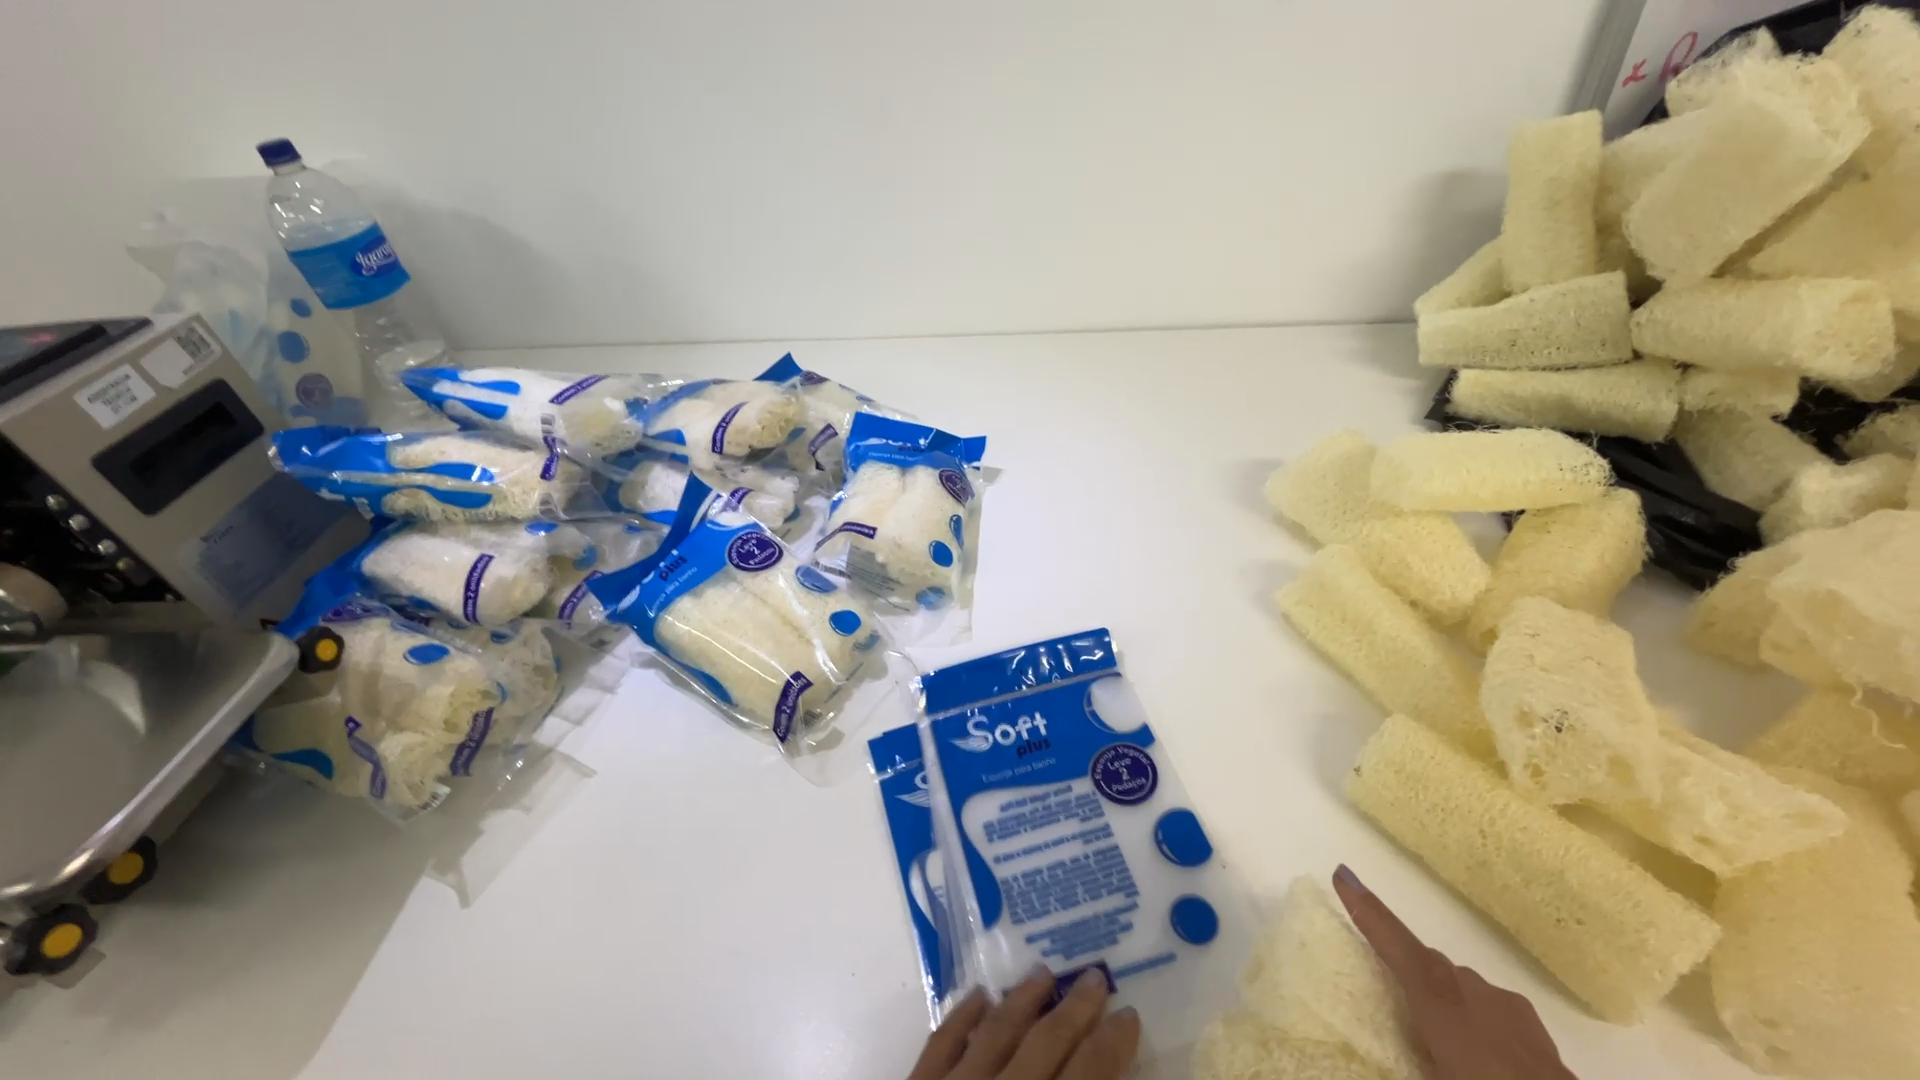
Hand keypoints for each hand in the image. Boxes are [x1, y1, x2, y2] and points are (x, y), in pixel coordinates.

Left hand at [906, 967, 1141, 1079]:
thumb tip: (1118, 1067)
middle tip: (1095, 976)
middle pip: (1046, 1043)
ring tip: (1043, 972)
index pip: (1090, 1072)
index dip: (1114, 1043)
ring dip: (1022, 1001)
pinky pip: (941, 1043)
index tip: (1129, 1014)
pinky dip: (962, 1016)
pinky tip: (979, 995)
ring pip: (994, 1032)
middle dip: (1075, 1009)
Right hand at [1333, 865, 1577, 1079]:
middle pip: (1430, 965)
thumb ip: (1390, 1057)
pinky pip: (1492, 1012)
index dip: (1370, 912)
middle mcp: (1479, 999)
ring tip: (1423, 1032)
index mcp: (1446, 1008)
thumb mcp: (1430, 1077)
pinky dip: (1471, 1019)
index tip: (1342, 873)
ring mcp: (1515, 1017)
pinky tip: (1473, 1052)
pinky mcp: (1543, 1042)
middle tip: (1374, 977)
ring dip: (1438, 998)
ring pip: (1464, 989)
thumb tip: (1349, 1049)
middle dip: (1400, 961)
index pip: (1401, 949)